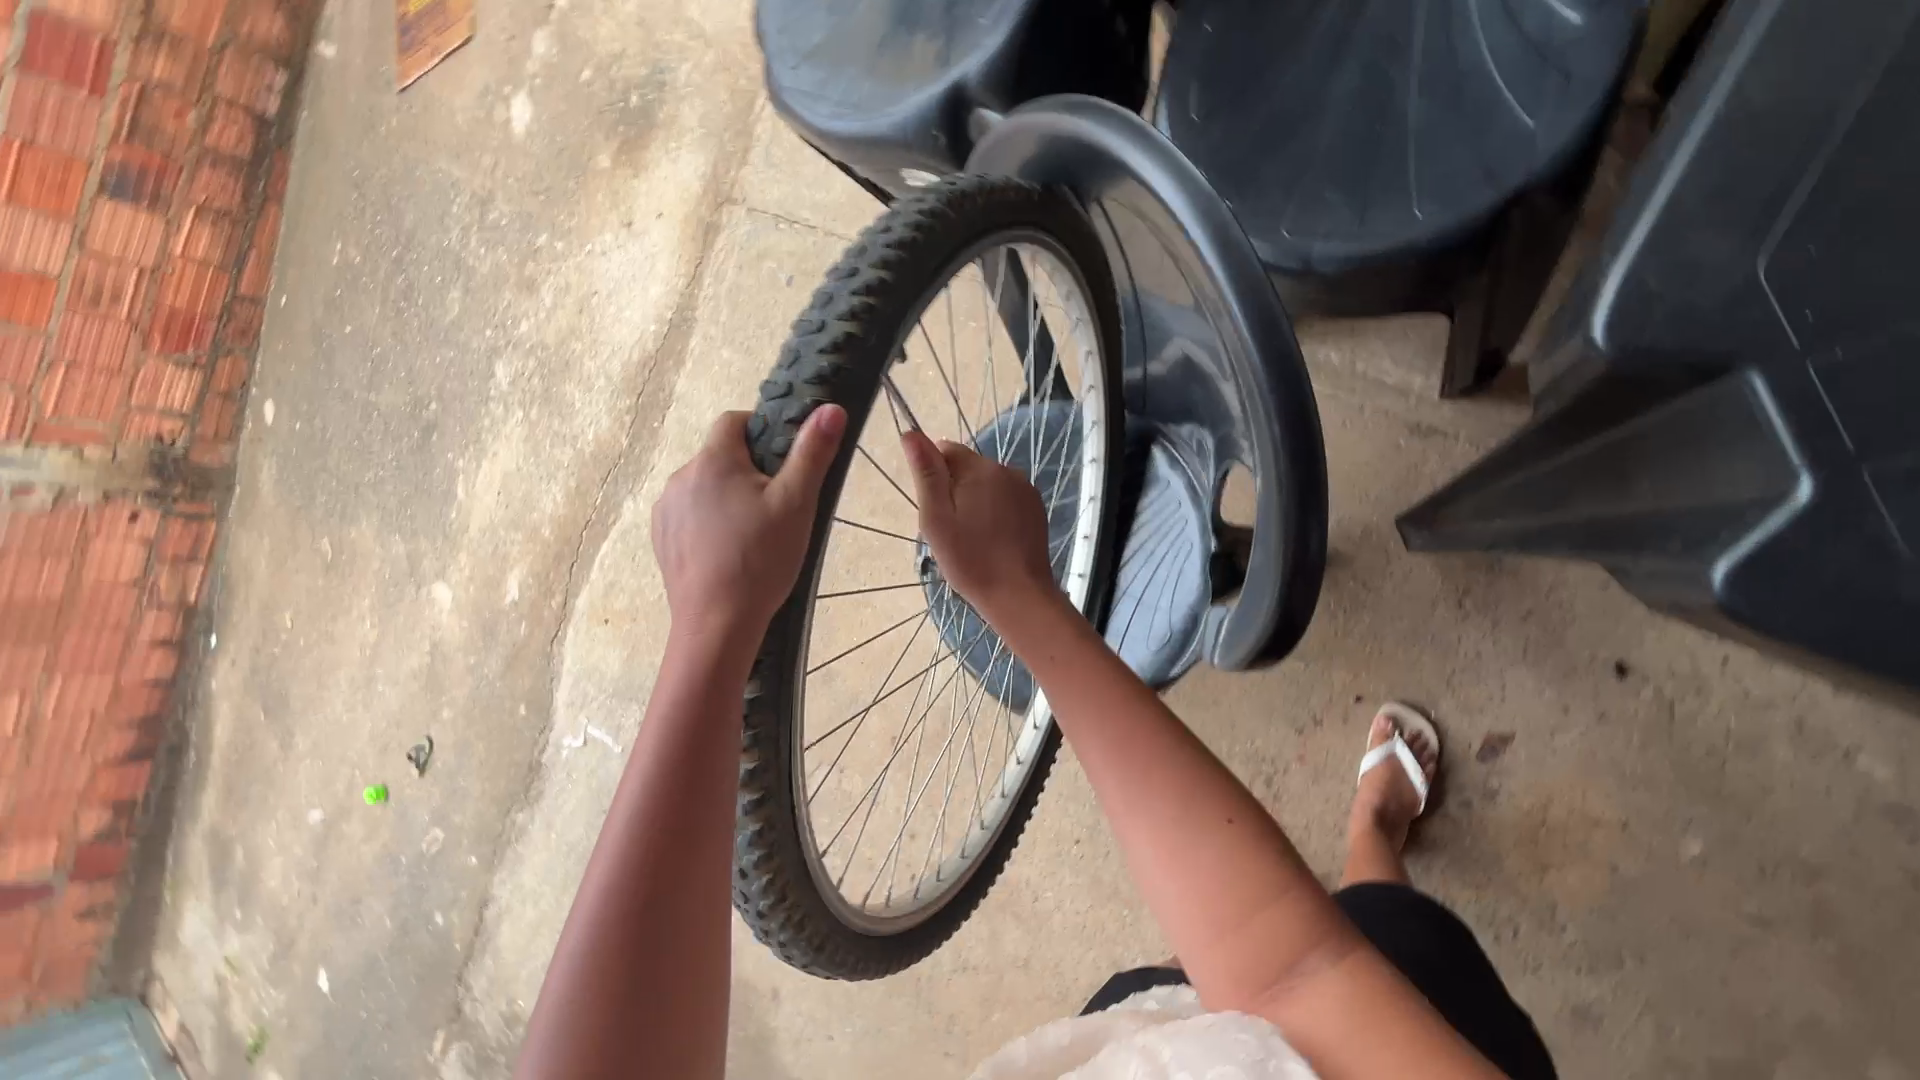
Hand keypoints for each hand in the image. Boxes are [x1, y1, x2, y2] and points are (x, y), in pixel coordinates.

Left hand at [652, 405, 845, 644]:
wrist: (716, 623)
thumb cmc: (760, 559)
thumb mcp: (797, 503)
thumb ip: (812, 452)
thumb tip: (831, 408)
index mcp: (714, 460)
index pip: (734, 421)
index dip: (762, 432)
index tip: (785, 464)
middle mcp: (681, 476)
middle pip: (721, 456)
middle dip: (749, 471)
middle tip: (778, 507)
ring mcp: (666, 510)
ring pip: (706, 487)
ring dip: (728, 497)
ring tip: (755, 535)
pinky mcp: (662, 538)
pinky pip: (690, 515)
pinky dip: (710, 523)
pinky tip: (729, 553)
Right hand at [901, 430, 1058, 622]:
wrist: (1019, 595)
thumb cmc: (971, 560)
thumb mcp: (937, 518)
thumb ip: (926, 474)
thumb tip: (911, 434)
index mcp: (981, 469)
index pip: (946, 450)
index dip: (934, 477)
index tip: (937, 510)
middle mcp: (1007, 471)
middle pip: (968, 468)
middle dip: (955, 491)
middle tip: (952, 530)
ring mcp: (1025, 490)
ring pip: (987, 485)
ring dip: (975, 502)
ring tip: (972, 539)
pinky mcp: (1035, 509)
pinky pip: (1005, 499)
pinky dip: (994, 514)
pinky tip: (992, 541)